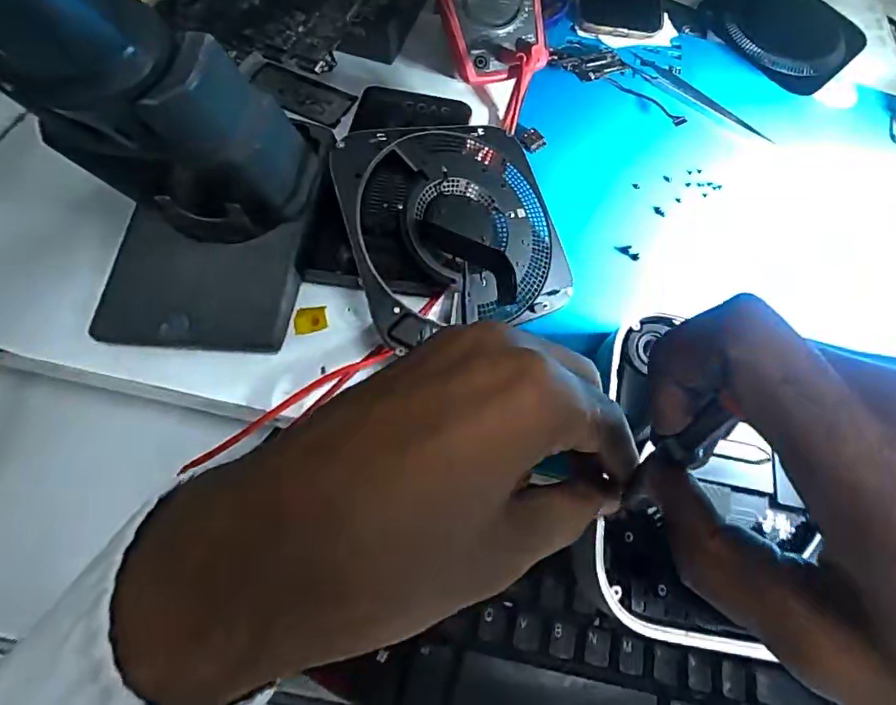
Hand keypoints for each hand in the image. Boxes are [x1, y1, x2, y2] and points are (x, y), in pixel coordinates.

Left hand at [111, 323, 637, 704]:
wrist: (275, 536)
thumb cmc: (398, 555)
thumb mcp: (502, 549)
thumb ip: (566, 509)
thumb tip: (595, 491)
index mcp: (534, 387)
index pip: (604, 415)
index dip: (619, 457)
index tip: (619, 489)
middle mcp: (498, 345)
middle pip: (569, 375)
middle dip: (585, 423)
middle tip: (584, 478)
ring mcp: (453, 340)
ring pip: (526, 362)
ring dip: (546, 403)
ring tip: (540, 462)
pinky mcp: (419, 351)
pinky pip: (485, 362)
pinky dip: (505, 392)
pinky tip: (493, 439)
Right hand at [643, 295, 895, 704]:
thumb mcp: (830, 647)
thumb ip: (718, 560)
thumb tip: (662, 483)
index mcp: (868, 460)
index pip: (744, 327)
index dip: (681, 351)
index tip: (673, 422)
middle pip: (756, 334)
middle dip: (701, 380)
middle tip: (693, 449)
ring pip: (793, 352)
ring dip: (746, 392)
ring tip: (748, 463)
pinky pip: (837, 371)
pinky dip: (793, 399)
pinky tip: (815, 467)